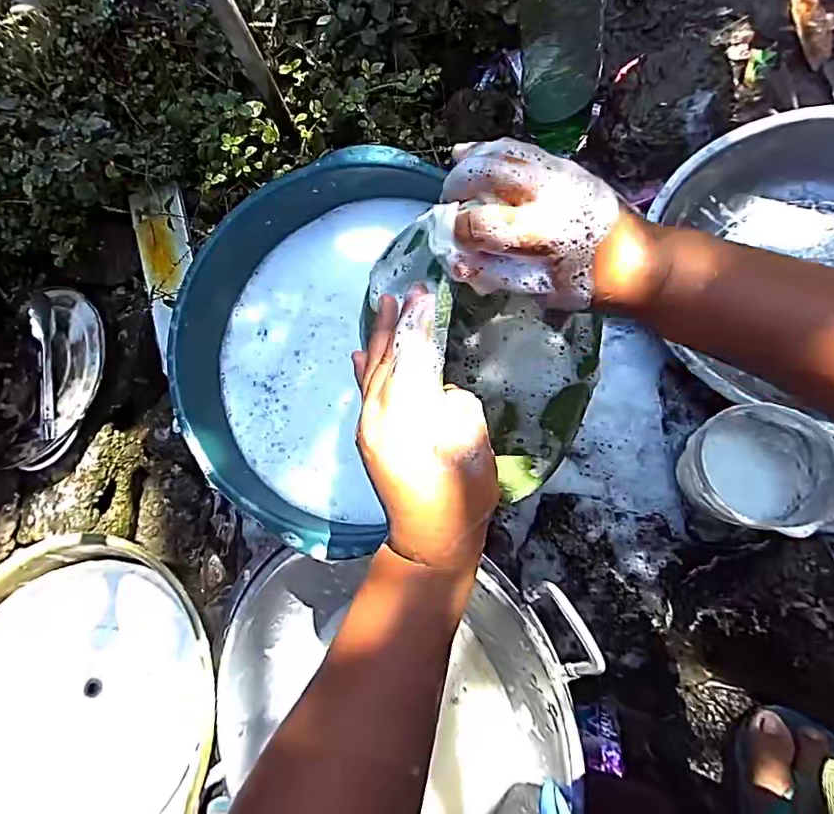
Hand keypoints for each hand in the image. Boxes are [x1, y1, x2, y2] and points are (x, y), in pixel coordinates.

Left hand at [351, 290, 498, 572]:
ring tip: (382, 305)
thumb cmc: (461, 497)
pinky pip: (364, 392)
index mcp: (408, 416)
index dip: (418, 324)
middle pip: (388, 358)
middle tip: (407, 291)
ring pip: (373, 371)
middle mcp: (380, 415)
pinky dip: (363, 369)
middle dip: (398, 323)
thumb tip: (440, 390)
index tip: (424, 294)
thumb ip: (456, 407)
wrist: (429, 542)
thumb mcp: (473, 447)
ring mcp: (369, 427)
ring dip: (379, 337)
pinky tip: (360, 351)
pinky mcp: (368, 437)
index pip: (412, 356)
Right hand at [442, 138, 658, 311]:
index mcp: (544, 230)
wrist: (641, 260)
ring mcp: (556, 171)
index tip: (454, 240)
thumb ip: (498, 275)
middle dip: (456, 188)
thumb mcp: (544, 292)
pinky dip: (488, 149)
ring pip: (499, 151)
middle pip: (483, 173)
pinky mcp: (562, 163)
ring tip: (456, 180)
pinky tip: (470, 154)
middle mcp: (548, 192)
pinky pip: (516, 147)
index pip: (482, 222)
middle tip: (448, 205)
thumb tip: (460, 261)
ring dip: (469, 163)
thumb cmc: (591, 283)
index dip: (458, 232)